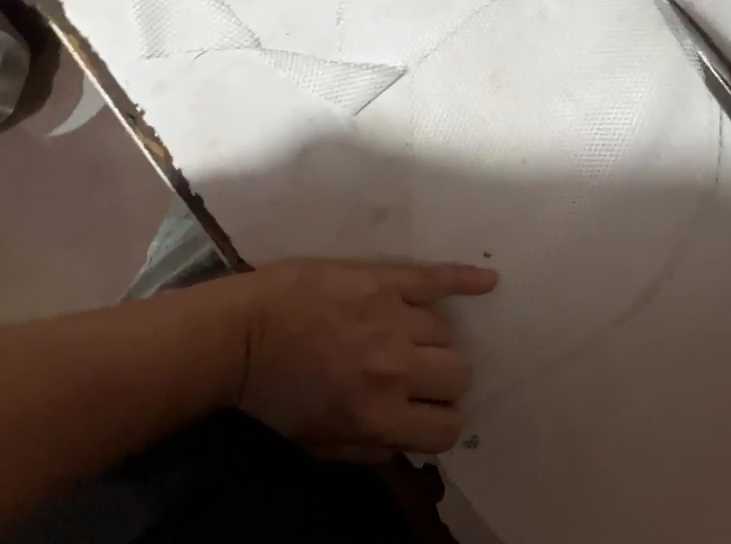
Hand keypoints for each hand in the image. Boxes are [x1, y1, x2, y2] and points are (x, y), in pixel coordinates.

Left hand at [230, 259, 498, 461]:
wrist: (242, 333)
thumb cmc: (274, 393)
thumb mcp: (318, 444)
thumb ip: (369, 451)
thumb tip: (408, 442)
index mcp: (379, 416)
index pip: (447, 427)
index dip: (439, 421)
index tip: (424, 412)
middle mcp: (396, 368)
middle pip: (457, 374)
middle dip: (442, 380)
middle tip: (415, 373)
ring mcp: (393, 318)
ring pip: (447, 332)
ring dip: (433, 339)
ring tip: (406, 335)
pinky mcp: (383, 279)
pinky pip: (436, 278)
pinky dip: (465, 279)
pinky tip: (488, 280)